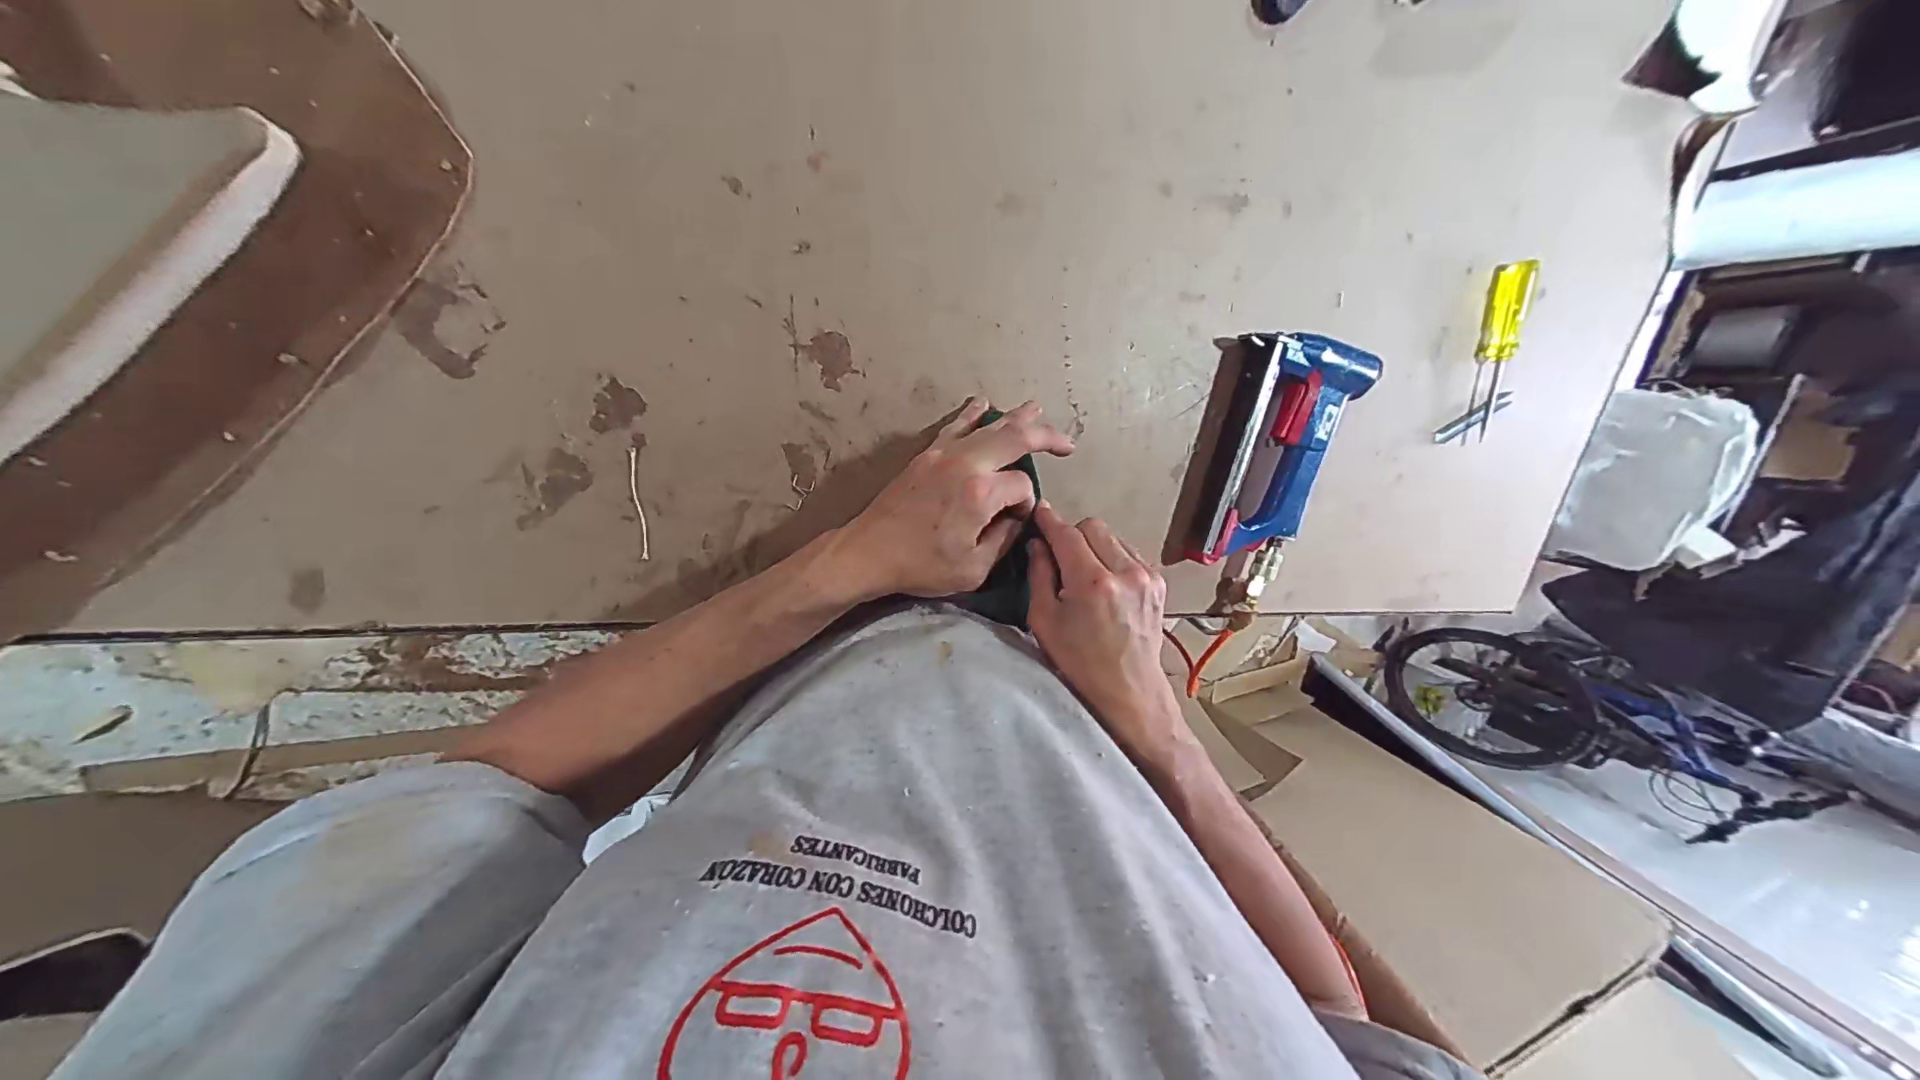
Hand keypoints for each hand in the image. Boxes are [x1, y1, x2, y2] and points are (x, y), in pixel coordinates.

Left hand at [831, 398, 1073, 599]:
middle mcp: (965, 464)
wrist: (869, 552)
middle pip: (1016, 438)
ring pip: (989, 426)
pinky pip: (956, 426)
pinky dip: (973, 414)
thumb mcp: (973, 569)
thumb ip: (1003, 539)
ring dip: (1017, 418)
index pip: (1022, 486)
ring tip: (1036, 410)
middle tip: (1066, 443)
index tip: (1013, 522)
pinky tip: (983, 404)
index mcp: (980, 493)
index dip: (1026, 504)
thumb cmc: (921, 566)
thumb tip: (1016, 517)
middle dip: (1046, 437)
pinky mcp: (926, 455)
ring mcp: (943, 454)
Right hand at [1026, 502, 1185, 761]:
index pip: (1066, 533)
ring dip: (1094, 546)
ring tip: (1084, 573)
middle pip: (1092, 526)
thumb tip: (1038, 545)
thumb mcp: (1044, 621)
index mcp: (1092, 582)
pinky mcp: (1158, 582)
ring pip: (1113, 537)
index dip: (1049, 520)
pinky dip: (1113, 558)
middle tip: (1060, 556)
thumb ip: (1040, 575)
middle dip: (1072, 535)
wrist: (1128, 690)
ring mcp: (1146, 575)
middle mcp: (1124, 571)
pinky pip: (1129, 553)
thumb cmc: (1079, 662)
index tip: (1038, 512)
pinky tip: (1105, 583)